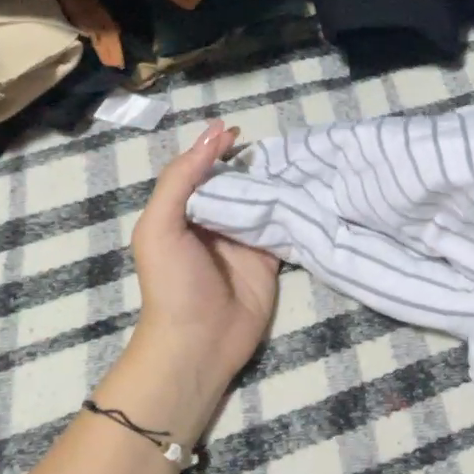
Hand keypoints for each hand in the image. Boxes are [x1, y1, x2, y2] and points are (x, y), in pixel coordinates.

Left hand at [130, 121, 279, 382]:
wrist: (198, 343)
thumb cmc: (172, 284)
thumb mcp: (159, 227)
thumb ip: (180, 180)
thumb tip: (212, 135)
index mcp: (186, 212)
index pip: (204, 170)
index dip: (217, 148)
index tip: (236, 130)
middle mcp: (218, 221)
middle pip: (239, 181)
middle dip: (256, 161)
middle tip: (280, 141)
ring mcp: (247, 238)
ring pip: (267, 198)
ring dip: (281, 180)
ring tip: (303, 157)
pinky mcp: (273, 256)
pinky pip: (288, 224)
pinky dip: (299, 207)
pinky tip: (314, 187)